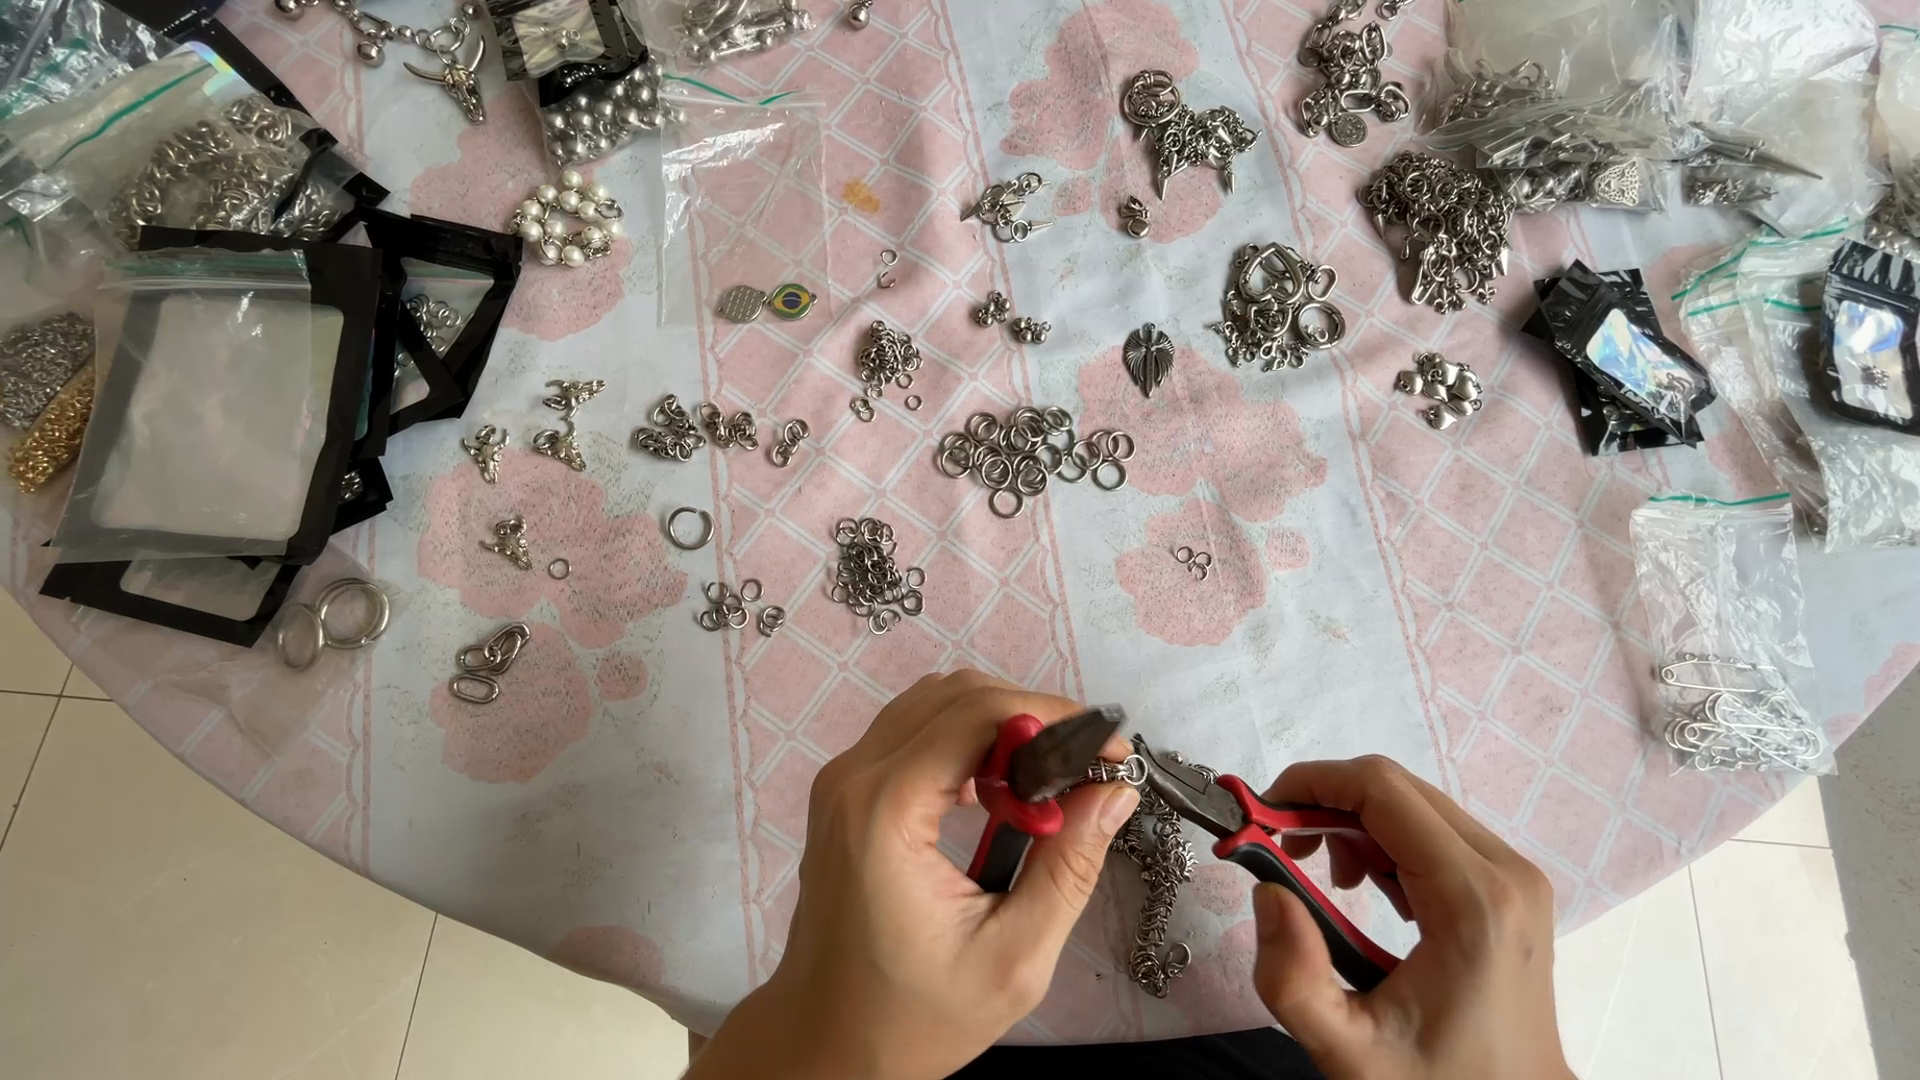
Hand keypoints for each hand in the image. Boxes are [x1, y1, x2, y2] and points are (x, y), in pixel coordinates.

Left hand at [685, 670, 1138, 1079]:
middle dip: (1032, 713)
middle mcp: (855, 774)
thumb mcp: (1014, 960)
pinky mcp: (845, 785)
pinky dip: (966, 734)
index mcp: (886, 811)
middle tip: (1084, 762)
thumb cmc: (915, 1016)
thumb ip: (1069, 868)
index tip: (1107, 749)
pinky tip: (996, 782)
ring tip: (1046, 774)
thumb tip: (1113, 790)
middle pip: (957, 694)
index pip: (977, 712)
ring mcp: (843, 775)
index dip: (1051, 715)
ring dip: (1000, 719)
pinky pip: (914, 726)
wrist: (824, 1041)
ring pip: (935, 700)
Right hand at [1252, 756, 1573, 1079]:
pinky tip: (1366, 888)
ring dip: (1349, 822)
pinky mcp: (1508, 885)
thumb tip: (1268, 891)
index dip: (1310, 784)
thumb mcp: (1347, 1051)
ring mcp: (1512, 874)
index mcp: (1473, 899)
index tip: (1263, 819)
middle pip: (1392, 787)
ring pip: (1409, 802)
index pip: (1380, 788)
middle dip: (1324, 804)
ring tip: (1324, 879)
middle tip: (1286, 854)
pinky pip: (1429, 827)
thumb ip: (1292, 977)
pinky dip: (1379, 839)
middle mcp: (1504, 870)